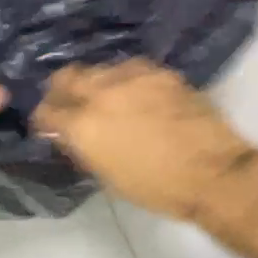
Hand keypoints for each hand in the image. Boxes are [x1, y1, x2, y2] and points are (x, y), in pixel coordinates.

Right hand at [32, 58, 256, 220]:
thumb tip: (69, 135)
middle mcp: (102, 92)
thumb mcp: (109, 176)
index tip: (47, 125)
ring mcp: (133, 77)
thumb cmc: (158, 188)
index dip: (43, 119)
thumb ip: (84, 148)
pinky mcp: (161, 73)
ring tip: (105, 98)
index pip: (48, 111)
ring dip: (96, 82)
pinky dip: (126, 80)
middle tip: (69, 103)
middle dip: (62, 90)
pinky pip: (132, 69)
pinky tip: (135, 94)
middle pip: (67, 76)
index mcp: (84, 125)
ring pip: (101, 69)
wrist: (213, 172)